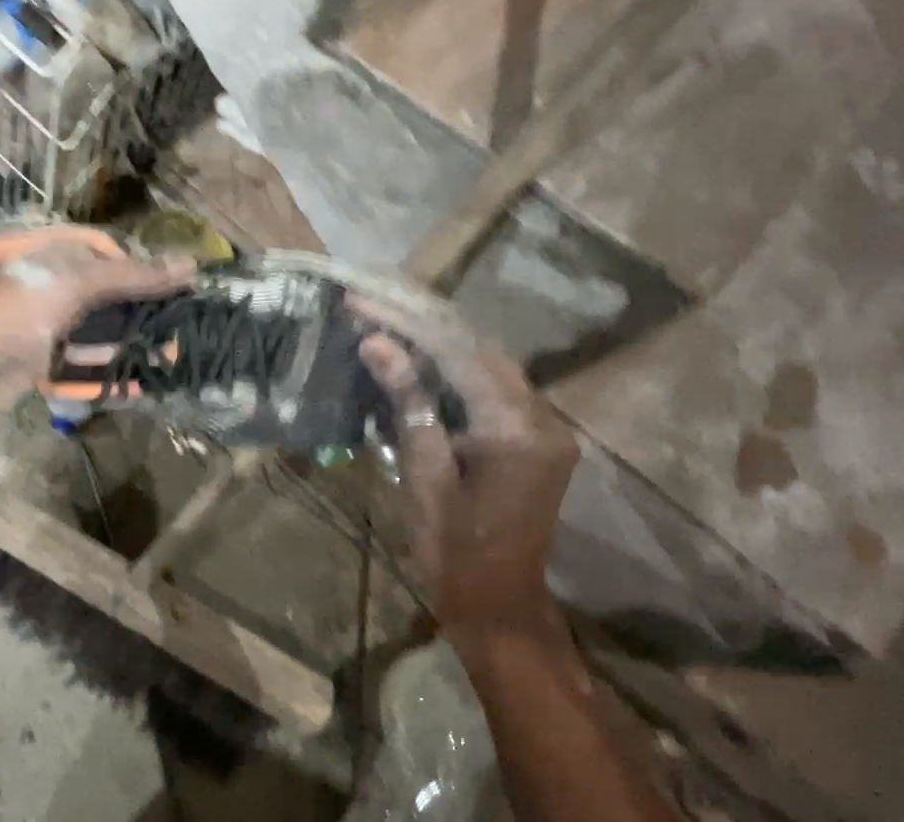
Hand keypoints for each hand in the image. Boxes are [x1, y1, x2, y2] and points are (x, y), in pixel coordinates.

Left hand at [0, 231, 194, 417]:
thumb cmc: (14, 311)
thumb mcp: (74, 283)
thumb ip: (130, 276)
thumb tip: (191, 264)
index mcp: (58, 258)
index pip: (114, 257)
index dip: (148, 271)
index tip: (187, 289)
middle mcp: (55, 288)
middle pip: (109, 298)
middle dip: (145, 313)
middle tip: (188, 330)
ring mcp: (48, 327)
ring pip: (99, 334)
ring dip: (133, 345)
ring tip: (176, 359)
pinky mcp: (43, 363)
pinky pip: (83, 366)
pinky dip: (110, 374)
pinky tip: (144, 384)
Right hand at [348, 296, 579, 641]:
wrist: (496, 601)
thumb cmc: (452, 547)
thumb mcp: (422, 474)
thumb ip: (408, 403)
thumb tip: (376, 342)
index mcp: (519, 429)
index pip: (457, 354)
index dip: (405, 323)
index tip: (359, 302)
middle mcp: (543, 417)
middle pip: (476, 349)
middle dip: (418, 321)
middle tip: (365, 302)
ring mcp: (544, 426)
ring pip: (485, 362)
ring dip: (434, 339)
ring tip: (382, 317)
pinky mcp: (533, 436)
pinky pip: (489, 385)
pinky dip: (450, 366)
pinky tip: (413, 355)